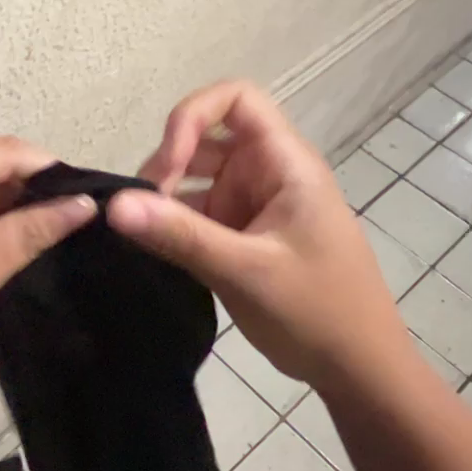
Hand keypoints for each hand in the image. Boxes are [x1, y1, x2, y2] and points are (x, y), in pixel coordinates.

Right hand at [107, 80, 412, 385]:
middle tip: (140, 211)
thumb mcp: (245, 271)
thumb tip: (113, 205)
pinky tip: (152, 248)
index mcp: (286, 163)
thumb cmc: (317, 312)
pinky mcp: (241, 234)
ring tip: (140, 232)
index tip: (166, 166)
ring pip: (196, 176)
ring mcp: (253, 203)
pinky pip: (198, 212)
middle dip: (169, 162)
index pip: (236, 99)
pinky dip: (172, 224)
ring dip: (165, 195)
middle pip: (206, 136)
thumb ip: (180, 235)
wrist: (358, 371)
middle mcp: (268, 173)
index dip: (192, 116)